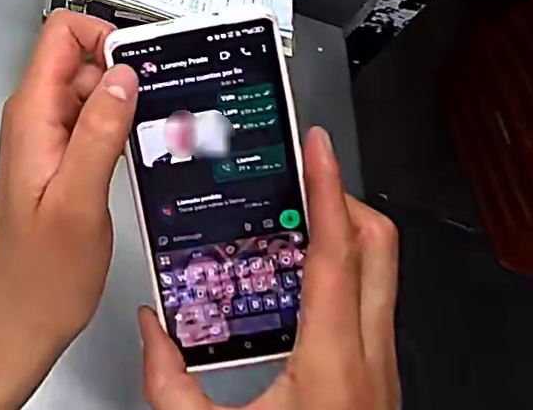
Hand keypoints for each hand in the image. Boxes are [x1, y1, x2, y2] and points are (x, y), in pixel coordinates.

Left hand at [0, 10, 136, 409]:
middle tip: (155, 109)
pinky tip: (137, 149)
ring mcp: (50, 131)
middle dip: (122, 73)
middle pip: (83, 58)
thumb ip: (99, 132)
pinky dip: (119, 123)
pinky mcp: (64, 150)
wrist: (24, 316)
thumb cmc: (44, 270)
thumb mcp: (78, 200)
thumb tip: (124, 74)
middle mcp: (38, 113)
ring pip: (94, 87)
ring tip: (150, 136)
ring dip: (124, 102)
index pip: (61, 34)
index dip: (101, 36)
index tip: (136, 66)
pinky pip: (95, 116)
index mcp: (34, 112)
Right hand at [138, 127, 399, 409]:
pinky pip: (371, 297)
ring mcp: (382, 367)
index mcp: (334, 364)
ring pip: (382, 269)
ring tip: (300, 210)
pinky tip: (303, 271)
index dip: (329, 188)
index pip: (337, 252)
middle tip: (305, 171)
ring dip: (346, 228)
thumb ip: (172, 385)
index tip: (318, 145)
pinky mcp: (378, 376)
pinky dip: (344, 265)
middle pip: (379, 247)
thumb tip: (150, 329)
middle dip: (344, 196)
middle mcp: (371, 358)